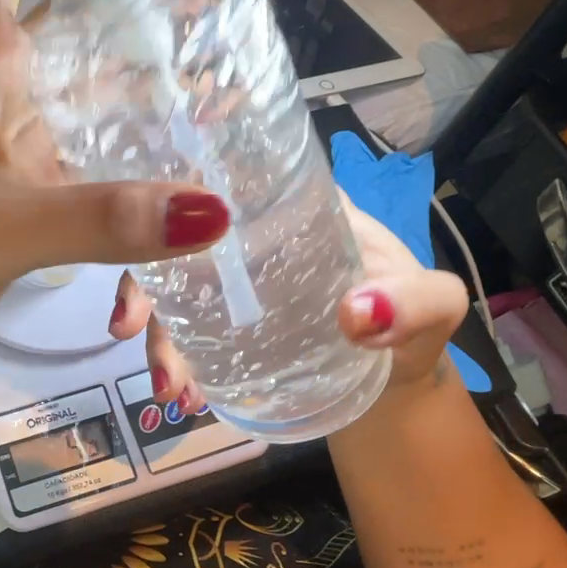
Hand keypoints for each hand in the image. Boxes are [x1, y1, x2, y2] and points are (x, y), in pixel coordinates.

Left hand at [0, 0, 230, 364]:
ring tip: (216, 82)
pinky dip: (125, 185)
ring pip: (85, 104)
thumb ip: (103, 218)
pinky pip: (87, 173)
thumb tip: (214, 211)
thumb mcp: (2, 228)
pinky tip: (166, 205)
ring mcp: (11, 149)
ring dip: (140, 95)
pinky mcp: (21, 200)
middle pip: (65, 22)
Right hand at [111, 196, 469, 408]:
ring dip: (157, 336)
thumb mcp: (434, 308)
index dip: (176, 185)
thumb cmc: (411, 327)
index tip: (145, 222)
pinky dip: (172, 361)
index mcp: (300, 208)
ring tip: (171, 387)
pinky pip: (182, 332)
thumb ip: (415, 304)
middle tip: (132, 330)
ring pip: (173, 291)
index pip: (230, 175)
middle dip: (146, 280)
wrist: (389, 386)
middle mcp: (254, 238)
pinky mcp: (222, 325)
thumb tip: (355, 313)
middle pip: (179, 237)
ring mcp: (232, 284)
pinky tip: (179, 392)